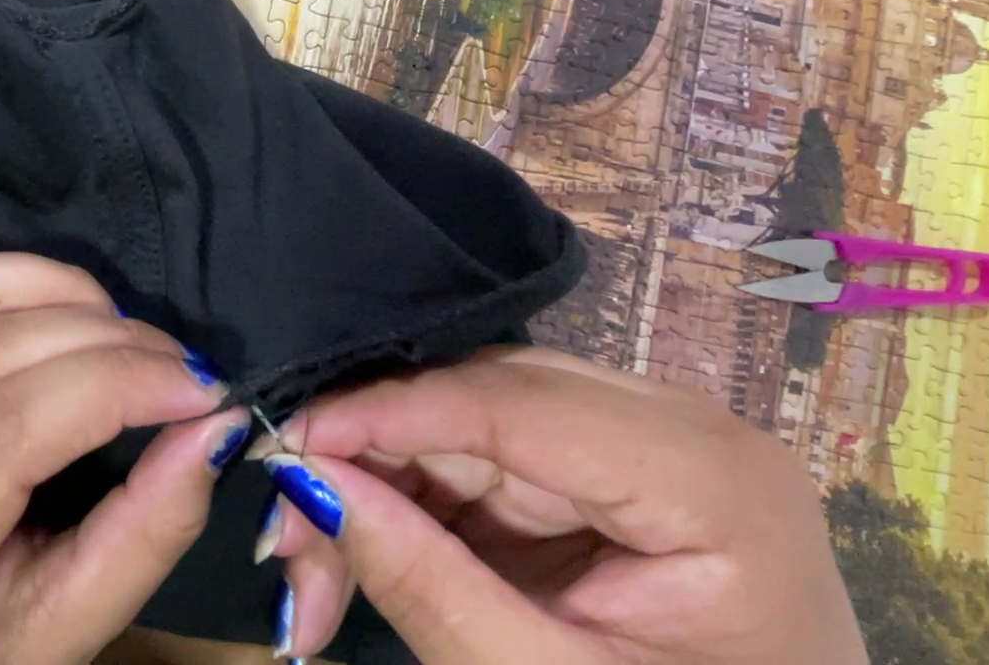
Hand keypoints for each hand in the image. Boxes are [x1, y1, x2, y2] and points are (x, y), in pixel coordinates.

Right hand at [252, 347, 867, 663]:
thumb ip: (426, 584)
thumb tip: (305, 481)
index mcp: (704, 477)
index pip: (511, 404)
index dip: (387, 412)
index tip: (286, 439)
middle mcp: (669, 425)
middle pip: (474, 403)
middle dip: (370, 460)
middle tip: (283, 533)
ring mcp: (630, 437)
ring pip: (456, 424)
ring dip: (377, 483)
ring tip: (310, 570)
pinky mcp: (590, 464)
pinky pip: (471, 454)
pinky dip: (409, 500)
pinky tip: (359, 547)